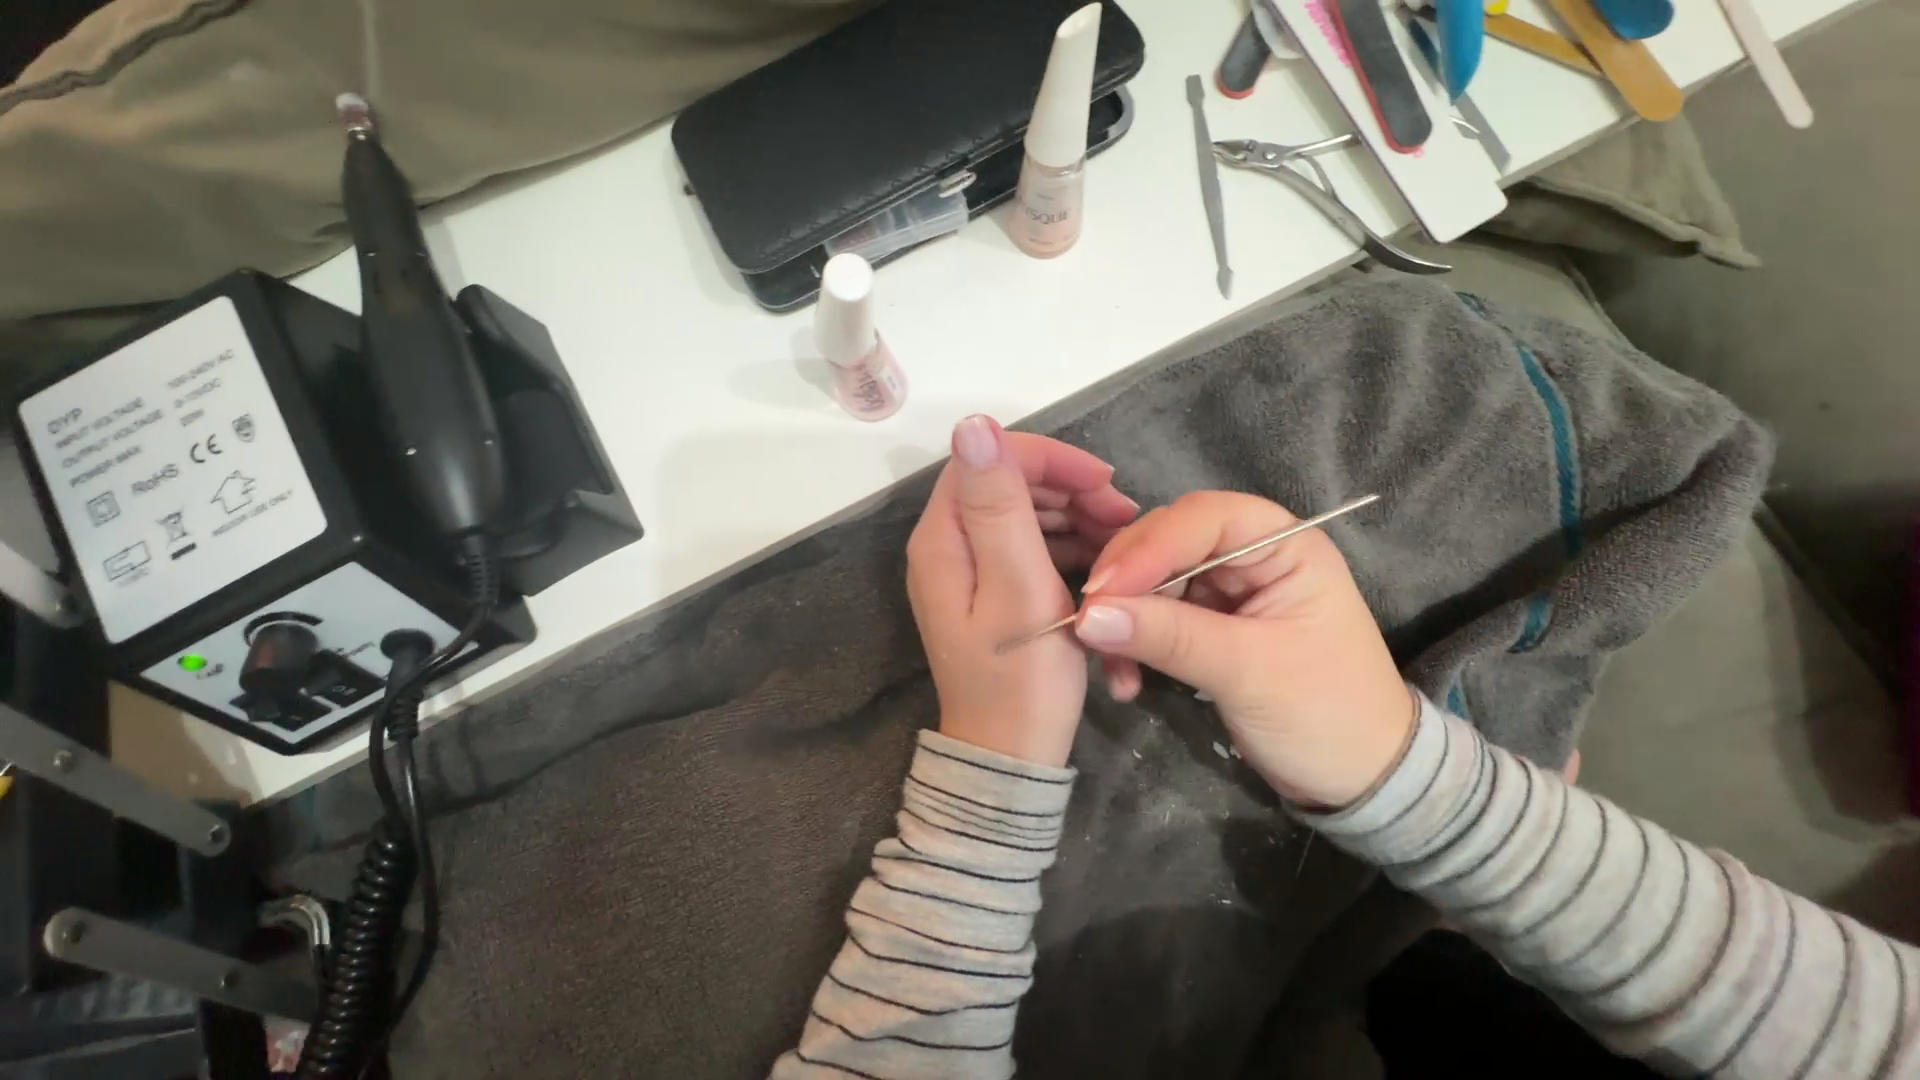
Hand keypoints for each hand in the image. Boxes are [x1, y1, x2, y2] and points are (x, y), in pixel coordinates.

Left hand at [907, 416, 1138, 766]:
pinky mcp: (989, 588)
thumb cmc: (1020, 677)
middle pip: (1006, 481)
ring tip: (1123, 538)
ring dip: (1073, 513)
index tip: (1106, 483)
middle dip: (1067, 486)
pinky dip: (1065, 542)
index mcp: (943, 537)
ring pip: (1022, 510)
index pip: (988, 458)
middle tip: (1123, 515)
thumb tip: (971, 422)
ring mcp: (967, 566)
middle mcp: (947, 543)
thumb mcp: (1016, 587)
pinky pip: (1026, 543)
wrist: (1010, 755)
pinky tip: (1100, 559)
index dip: (1049, 459)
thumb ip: (998, 506)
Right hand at [1070, 492, 1413, 806]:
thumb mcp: (1249, 673)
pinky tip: (1126, 681)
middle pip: (1168, 543)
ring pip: (1152, 582)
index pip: (1203, 519)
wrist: (1359, 780)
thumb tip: (1089, 617)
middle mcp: (1250, 556)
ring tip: (1114, 672)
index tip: (1100, 592)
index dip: (1148, 548)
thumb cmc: (1326, 714)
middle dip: (1127, 586)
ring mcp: (1226, 590)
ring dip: (1123, 621)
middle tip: (1089, 628)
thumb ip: (1170, 637)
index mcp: (1283, 546)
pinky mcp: (1206, 624)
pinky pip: (1152, 617)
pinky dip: (1131, 644)